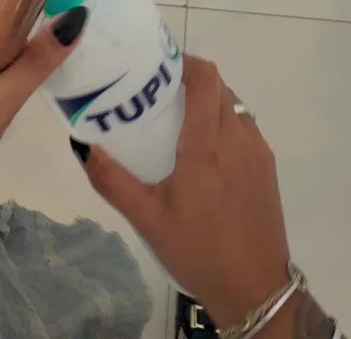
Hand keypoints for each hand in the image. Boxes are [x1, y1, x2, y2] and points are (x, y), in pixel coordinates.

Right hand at [82, 56, 291, 328]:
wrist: (255, 290)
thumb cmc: (197, 251)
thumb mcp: (147, 219)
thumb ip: (112, 180)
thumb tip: (83, 144)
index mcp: (207, 145)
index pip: (205, 78)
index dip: (184, 61)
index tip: (157, 66)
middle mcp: (236, 137)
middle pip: (217, 85)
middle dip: (189, 79)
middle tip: (158, 94)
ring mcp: (257, 150)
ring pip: (232, 103)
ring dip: (207, 100)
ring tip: (177, 119)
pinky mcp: (267, 165)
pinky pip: (244, 125)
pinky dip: (223, 120)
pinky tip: (204, 148)